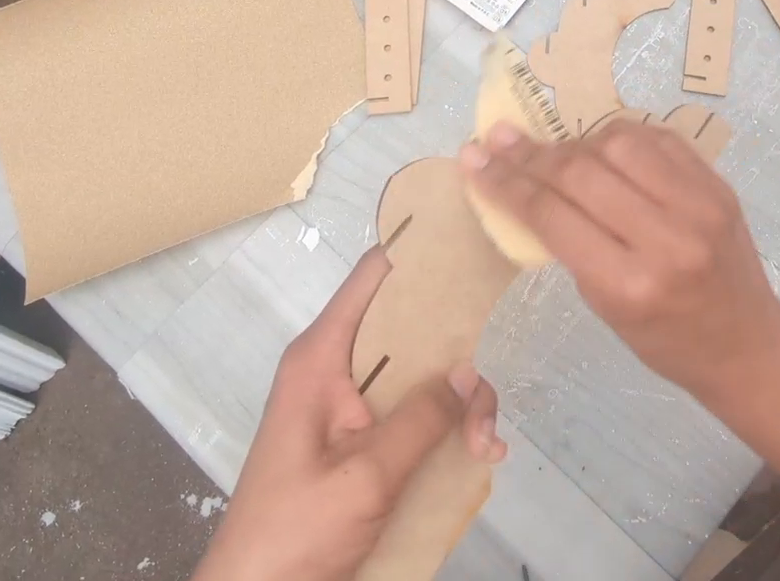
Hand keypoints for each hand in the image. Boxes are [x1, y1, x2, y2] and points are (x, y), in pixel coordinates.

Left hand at [192, 248, 505, 580]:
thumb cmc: (294, 532)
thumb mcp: (365, 475)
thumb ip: (421, 418)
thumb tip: (471, 368)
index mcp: (323, 354)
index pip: (375, 274)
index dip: (419, 252)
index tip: (471, 247)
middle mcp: (338, 365)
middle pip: (411, 327)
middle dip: (457, 354)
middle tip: (486, 398)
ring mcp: (352, 402)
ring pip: (421, 372)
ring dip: (459, 403)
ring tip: (484, 447)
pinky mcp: (363, 436)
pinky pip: (415, 412)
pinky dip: (447, 428)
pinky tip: (475, 457)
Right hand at [460, 119, 779, 405]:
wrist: (746, 344)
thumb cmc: (664, 341)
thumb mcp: (602, 306)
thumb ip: (568, 243)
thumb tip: (524, 181)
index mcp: (627, 285)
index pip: (551, 215)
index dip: (505, 182)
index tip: (474, 160)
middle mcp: (666, 238)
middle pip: (580, 171)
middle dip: (530, 154)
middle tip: (499, 140)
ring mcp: (698, 205)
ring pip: (618, 142)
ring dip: (577, 141)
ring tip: (558, 152)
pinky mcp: (717, 184)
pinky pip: (657, 138)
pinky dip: (620, 136)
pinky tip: (602, 146)